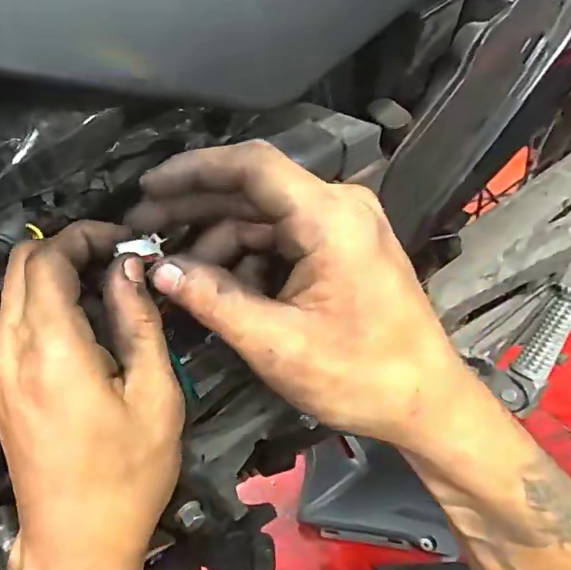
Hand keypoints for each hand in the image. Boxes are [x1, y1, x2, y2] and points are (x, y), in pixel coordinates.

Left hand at [0, 221, 183, 569]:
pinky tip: (83, 324)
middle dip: (68, 248)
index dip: (87, 237)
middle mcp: (9, 350)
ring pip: (13, 289)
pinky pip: (12, 321)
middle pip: (22, 263)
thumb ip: (139, 320)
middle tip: (116, 260)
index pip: (51, 258)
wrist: (75, 545)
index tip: (124, 243)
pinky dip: (43, 303)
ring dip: (54, 275)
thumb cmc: (126, 478)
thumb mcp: (154, 395)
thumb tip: (129, 269)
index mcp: (50, 348)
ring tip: (106, 290)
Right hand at [126, 141, 486, 453]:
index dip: (194, 170)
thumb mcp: (276, 343)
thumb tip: (158, 270)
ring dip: (216, 240)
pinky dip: (244, 257)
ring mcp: (341, 226)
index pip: (252, 166)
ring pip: (261, 217)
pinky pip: (279, 239)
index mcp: (330, 217)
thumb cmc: (361, 375)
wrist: (427, 403)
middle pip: (252, 190)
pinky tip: (214, 283)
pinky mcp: (339, 247)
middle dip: (194, 208)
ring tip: (174, 270)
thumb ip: (212, 300)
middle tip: (143, 230)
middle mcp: (338, 207)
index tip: (149, 187)